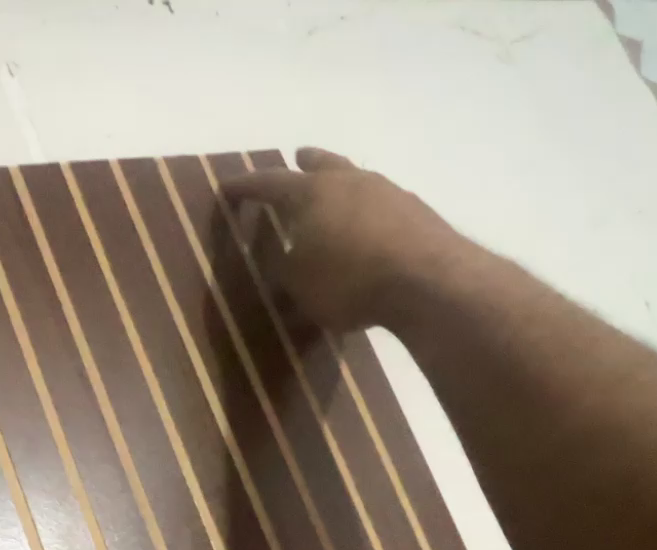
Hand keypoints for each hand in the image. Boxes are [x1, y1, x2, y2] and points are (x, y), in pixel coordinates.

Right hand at [222, 147, 470, 331]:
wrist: (427, 282)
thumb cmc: (347, 281)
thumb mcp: (298, 284)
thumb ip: (284, 266)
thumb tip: (284, 257)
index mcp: (311, 193)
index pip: (269, 182)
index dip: (246, 185)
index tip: (228, 186)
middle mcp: (349, 181)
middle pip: (322, 163)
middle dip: (305, 163)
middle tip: (297, 159)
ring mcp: (387, 192)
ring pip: (355, 179)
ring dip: (340, 185)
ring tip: (332, 198)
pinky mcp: (415, 212)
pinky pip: (379, 204)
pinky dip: (365, 212)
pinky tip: (365, 229)